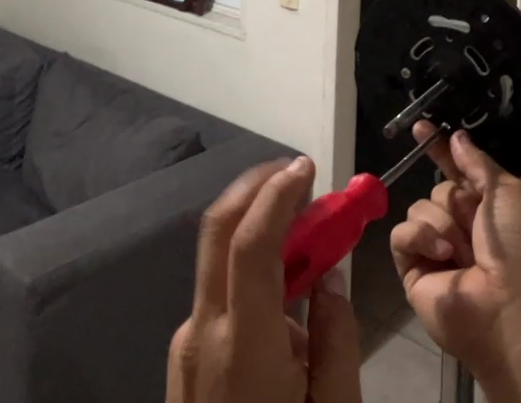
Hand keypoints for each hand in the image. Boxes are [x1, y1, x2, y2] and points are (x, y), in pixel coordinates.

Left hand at [167, 157, 362, 402]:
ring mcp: (187, 340)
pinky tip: (287, 286)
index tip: (308, 167)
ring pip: (217, 258)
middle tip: (299, 173)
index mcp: (243, 344)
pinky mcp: (185, 353)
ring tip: (310, 230)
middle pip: (217, 230)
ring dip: (258, 226)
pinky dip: (250, 266)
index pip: (251, 243)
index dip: (278, 194)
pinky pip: (218, 291)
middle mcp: (203, 329)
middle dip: (257, 186)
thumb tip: (330, 277)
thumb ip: (335, 338)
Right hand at [390, 124, 520, 402]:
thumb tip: (456, 137)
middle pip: (438, 190)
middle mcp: (462, 230)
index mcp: (490, 212)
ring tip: (458, 250)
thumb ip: (477, 164)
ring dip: (439, 222)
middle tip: (471, 223)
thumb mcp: (510, 195)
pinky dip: (419, 239)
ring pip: (418, 209)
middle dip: (451, 200)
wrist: (513, 313)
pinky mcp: (413, 271)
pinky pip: (401, 235)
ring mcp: (436, 251)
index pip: (458, 173)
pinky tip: (440, 255)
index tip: (420, 128)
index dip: (441, 152)